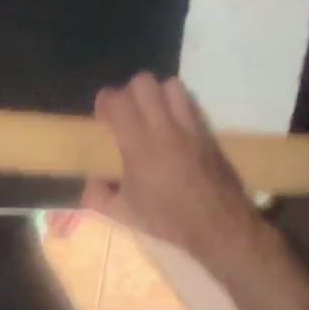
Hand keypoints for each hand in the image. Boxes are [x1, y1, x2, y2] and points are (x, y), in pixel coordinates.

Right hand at [83, 73, 266, 266]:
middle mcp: (164, 129)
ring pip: (170, 86)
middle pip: (144, 83)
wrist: (218, 226)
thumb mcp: (125, 215)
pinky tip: (171, 129)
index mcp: (139, 146)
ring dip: (156, 94)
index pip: (118, 100)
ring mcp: (190, 128)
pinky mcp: (208, 133)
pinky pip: (189, 104)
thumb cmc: (168, 220)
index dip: (105, 101)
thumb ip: (98, 197)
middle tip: (125, 114)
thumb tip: (90, 184)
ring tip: (150, 116)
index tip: (102, 118)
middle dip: (128, 92)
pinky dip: (176, 107)